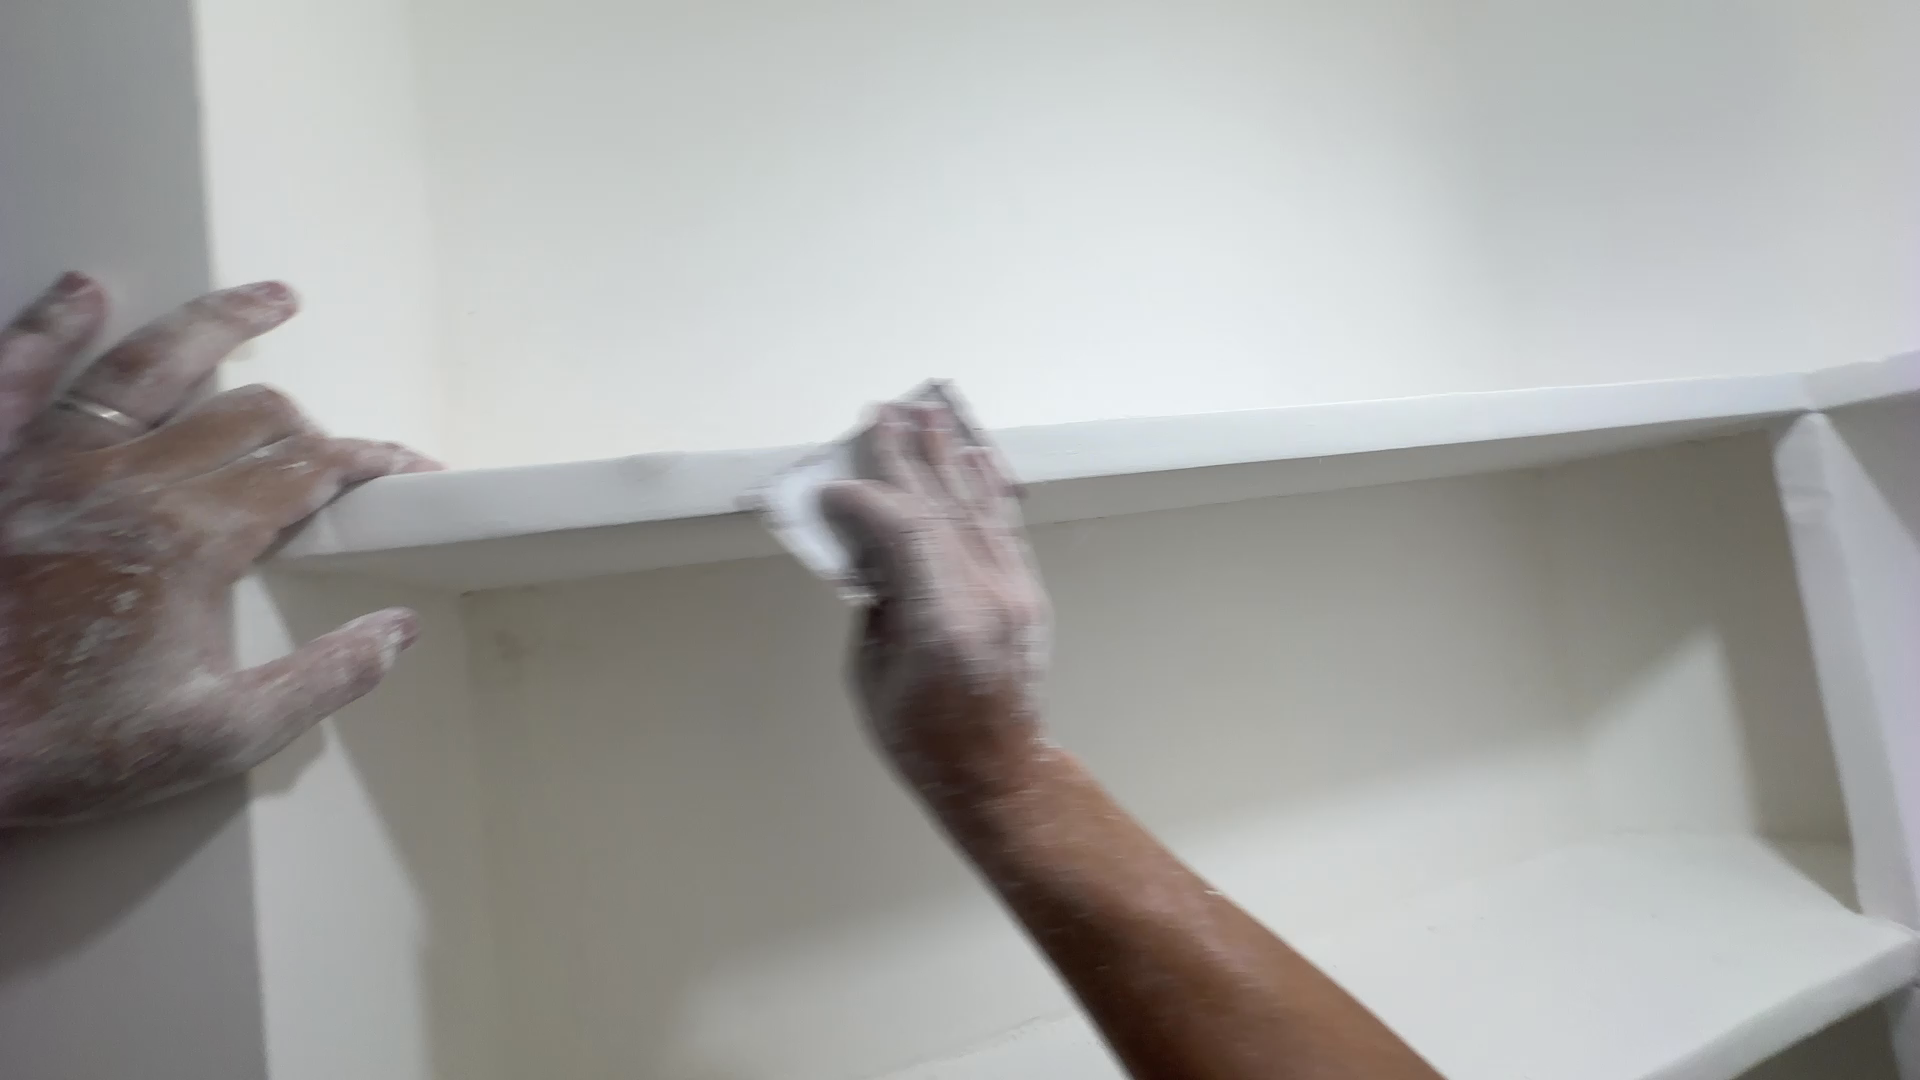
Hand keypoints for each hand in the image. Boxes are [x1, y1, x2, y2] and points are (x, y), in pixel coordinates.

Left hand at [0, 273, 438, 824]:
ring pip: (151, 364)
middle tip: (343, 457)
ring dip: (223, 324)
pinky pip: (18, 374)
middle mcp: (126, 480)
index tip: (412, 470)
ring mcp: (42, 463)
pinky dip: (50, 325)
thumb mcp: (226, 734)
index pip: (317, 466)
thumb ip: (332, 677)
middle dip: (320, 428)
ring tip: (273, 298)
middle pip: (258, 413)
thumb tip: (401, 629)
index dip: (378, 460)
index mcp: (195, 538)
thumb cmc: (62, 748)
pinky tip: (87, 291)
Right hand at [820, 403, 1049, 789]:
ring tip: (930, 412)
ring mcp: (1014, 590)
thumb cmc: (922, 739)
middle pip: (941, 506)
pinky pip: (1005, 526)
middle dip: (907, 455)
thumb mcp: (873, 675)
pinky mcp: (1026, 592)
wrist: (1001, 770)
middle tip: (883, 412)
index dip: (865, 500)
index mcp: (943, 623)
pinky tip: (976, 456)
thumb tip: (874, 551)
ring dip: (948, 455)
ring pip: (977, 506)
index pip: (904, 531)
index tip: (834, 490)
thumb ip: (876, 602)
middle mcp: (987, 595)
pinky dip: (988, 487)